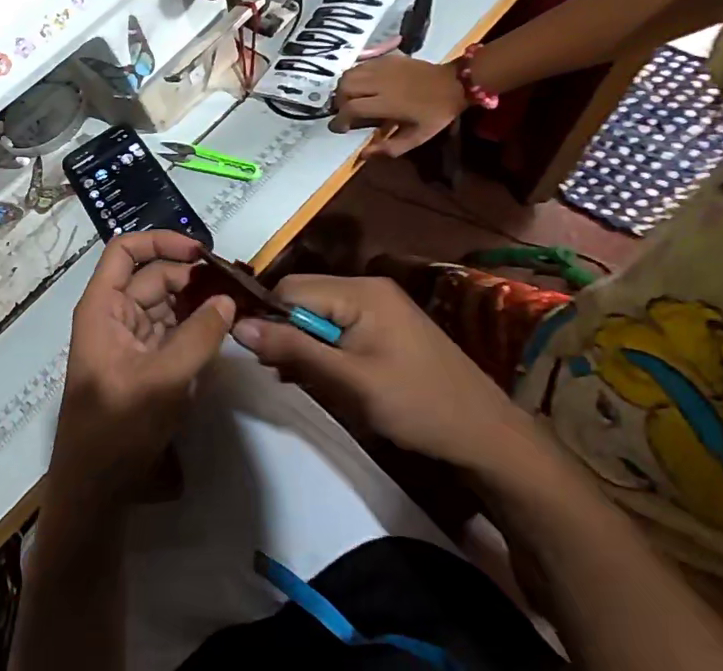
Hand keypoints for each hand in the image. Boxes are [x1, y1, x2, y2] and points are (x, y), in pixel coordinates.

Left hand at [49, 231, 236, 501]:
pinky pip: (174, 331)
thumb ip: (199, 336)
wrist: (96, 488)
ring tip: (237, 303)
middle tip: (236, 284)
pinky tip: (224, 330)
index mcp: (104, 308)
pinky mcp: (148, 363)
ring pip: (168, 303)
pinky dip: (197, 327)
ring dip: (199, 301)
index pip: (125, 252)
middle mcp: (115, 315)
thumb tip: (227, 299)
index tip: (201, 253)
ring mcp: (132, 340)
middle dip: (192, 276)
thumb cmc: (117, 428)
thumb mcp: (162, 380)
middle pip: (155, 276)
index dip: (161, 242)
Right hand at [232, 275, 528, 469]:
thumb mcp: (349, 381)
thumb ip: (294, 349)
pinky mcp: (388, 326)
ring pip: (321, 314)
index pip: (291, 289)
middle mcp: (370, 287)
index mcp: (362, 291)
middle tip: (283, 374)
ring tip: (303, 380)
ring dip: (305, 345)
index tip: (260, 358)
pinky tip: (326, 378)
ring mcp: (382, 306)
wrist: (484, 434)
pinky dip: (326, 349)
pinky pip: (341, 326)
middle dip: (288, 333)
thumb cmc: (416, 406)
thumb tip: (238, 325)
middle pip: (305, 297)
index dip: (268, 319)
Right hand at [332, 54, 467, 157]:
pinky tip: (363, 85)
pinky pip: (361, 65)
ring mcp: (382, 67)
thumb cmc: (435, 114)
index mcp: (386, 103)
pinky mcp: (387, 58)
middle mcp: (379, 82)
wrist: (453, 83)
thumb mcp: (416, 138)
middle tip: (346, 112)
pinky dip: (356, 75)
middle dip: (339, 102)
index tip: (340, 128)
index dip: (340, 120)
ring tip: (351, 98)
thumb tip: (363, 154)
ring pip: (349, 74)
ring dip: (344, 88)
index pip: (350, 108)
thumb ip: (389, 148)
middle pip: (344, 87)